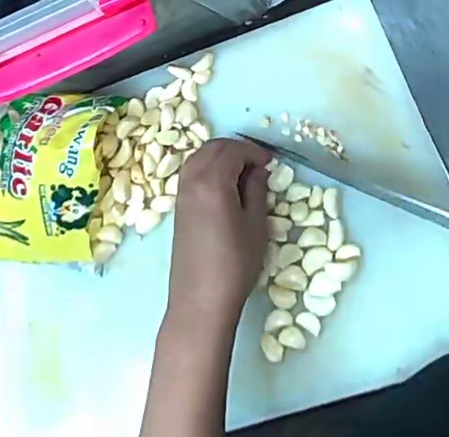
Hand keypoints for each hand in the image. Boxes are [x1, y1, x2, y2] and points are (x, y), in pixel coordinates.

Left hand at [165, 138, 272, 333]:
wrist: (200, 301)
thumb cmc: (234, 264)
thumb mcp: (255, 225)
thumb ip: (256, 190)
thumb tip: (258, 170)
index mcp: (212, 181)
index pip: (233, 150)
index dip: (254, 151)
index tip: (271, 162)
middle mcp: (192, 179)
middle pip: (214, 148)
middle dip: (237, 149)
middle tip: (259, 163)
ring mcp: (181, 191)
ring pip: (200, 156)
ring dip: (221, 155)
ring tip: (243, 171)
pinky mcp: (178, 205)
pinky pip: (192, 170)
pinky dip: (208, 166)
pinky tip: (224, 183)